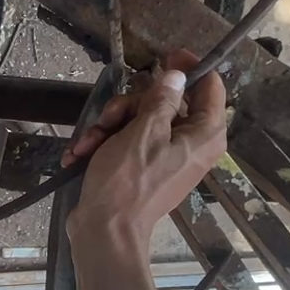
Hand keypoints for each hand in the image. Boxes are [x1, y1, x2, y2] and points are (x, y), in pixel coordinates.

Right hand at [62, 49, 226, 263]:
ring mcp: (164, 159)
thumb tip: (175, 76)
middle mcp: (190, 144)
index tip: (164, 57)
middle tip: (105, 120)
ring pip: (138, 124)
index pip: (209, 86)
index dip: (187, 68)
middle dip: (126, 109)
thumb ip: (161, 99)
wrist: (103, 231)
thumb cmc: (126, 182)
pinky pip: (125, 146)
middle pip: (163, 104)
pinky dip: (101, 147)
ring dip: (106, 129)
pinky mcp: (141, 172)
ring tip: (85, 146)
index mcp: (204, 133)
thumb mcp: (142, 132)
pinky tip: (79, 156)